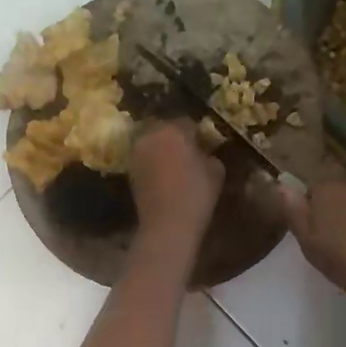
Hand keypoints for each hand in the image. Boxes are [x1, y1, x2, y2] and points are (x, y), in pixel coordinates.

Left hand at [129, 119, 224, 248]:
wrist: (167, 224)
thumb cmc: (196, 195)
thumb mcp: (216, 170)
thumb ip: (209, 153)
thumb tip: (202, 152)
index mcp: (173, 130)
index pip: (187, 122)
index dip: (196, 133)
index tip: (203, 143)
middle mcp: (150, 136)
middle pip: (164, 128)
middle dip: (175, 136)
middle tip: (187, 150)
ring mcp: (136, 152)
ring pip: (150, 141)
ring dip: (161, 147)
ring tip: (174, 162)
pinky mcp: (129, 169)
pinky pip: (143, 157)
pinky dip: (152, 160)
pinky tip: (162, 173)